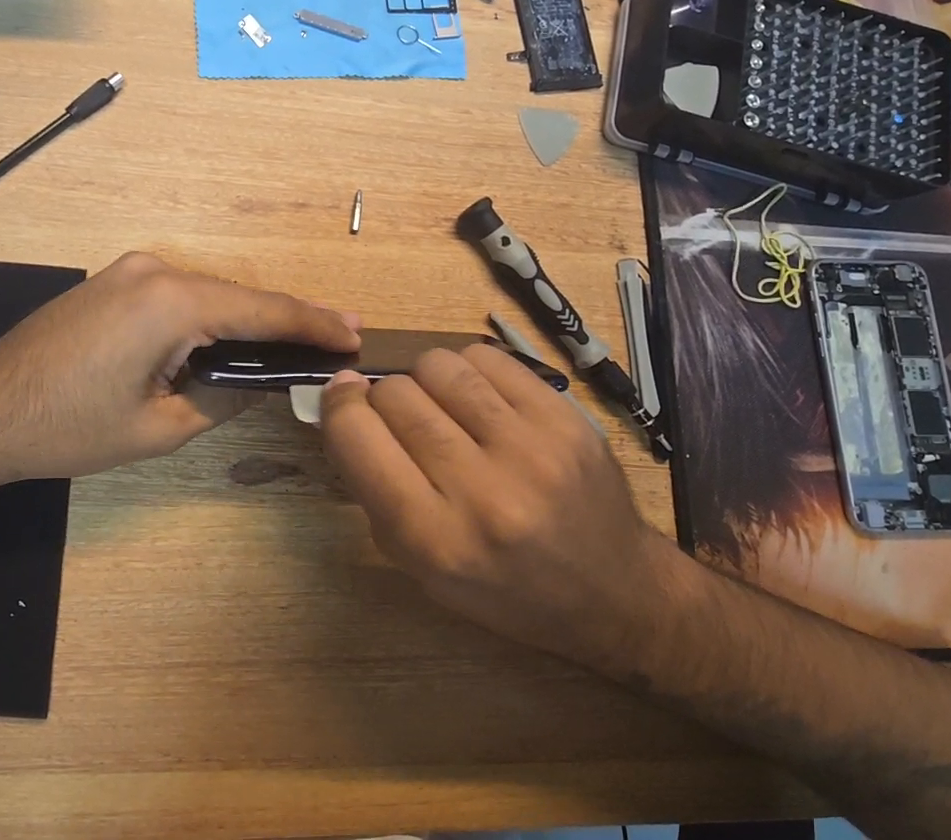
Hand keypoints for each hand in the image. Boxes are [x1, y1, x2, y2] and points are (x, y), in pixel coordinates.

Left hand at [0, 252, 359, 481]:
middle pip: (238, 297)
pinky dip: (211, 318)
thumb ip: (224, 396)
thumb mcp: (160, 427)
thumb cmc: (69, 428)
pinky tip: (234, 340)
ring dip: (248, 321)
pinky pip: (178, 297)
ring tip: (296, 344)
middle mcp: (155, 270)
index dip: (313, 324)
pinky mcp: (113, 282)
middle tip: (337, 338)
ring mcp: (129, 271)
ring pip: (209, 296)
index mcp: (171, 301)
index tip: (355, 334)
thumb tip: (265, 379)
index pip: (263, 309)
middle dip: (286, 321)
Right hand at [319, 345, 676, 663]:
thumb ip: (373, 488)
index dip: (337, 408)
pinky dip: (468, 371)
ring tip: (442, 408)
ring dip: (424, 381)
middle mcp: (482, 492)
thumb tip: (344, 403)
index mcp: (433, 539)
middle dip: (383, 400)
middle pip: (396, 395)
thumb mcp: (418, 566)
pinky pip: (487, 357)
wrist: (612, 593)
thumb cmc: (501, 587)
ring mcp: (531, 450)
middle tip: (402, 423)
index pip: (357, 437)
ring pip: (438, 366)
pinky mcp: (566, 420)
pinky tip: (478, 400)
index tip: (342, 401)